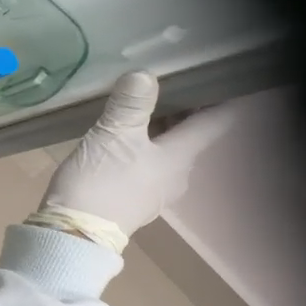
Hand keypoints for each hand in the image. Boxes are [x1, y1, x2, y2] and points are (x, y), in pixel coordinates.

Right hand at [41, 72, 238, 239]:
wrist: (77, 230)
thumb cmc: (101, 181)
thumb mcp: (111, 137)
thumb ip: (129, 106)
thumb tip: (144, 75)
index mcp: (181, 155)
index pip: (215, 122)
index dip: (225, 102)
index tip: (228, 84)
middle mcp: (179, 173)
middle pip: (189, 138)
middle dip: (182, 115)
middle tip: (164, 91)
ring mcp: (158, 190)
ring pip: (166, 154)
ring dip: (157, 135)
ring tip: (134, 118)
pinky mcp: (134, 201)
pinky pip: (146, 169)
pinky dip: (140, 153)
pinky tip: (116, 150)